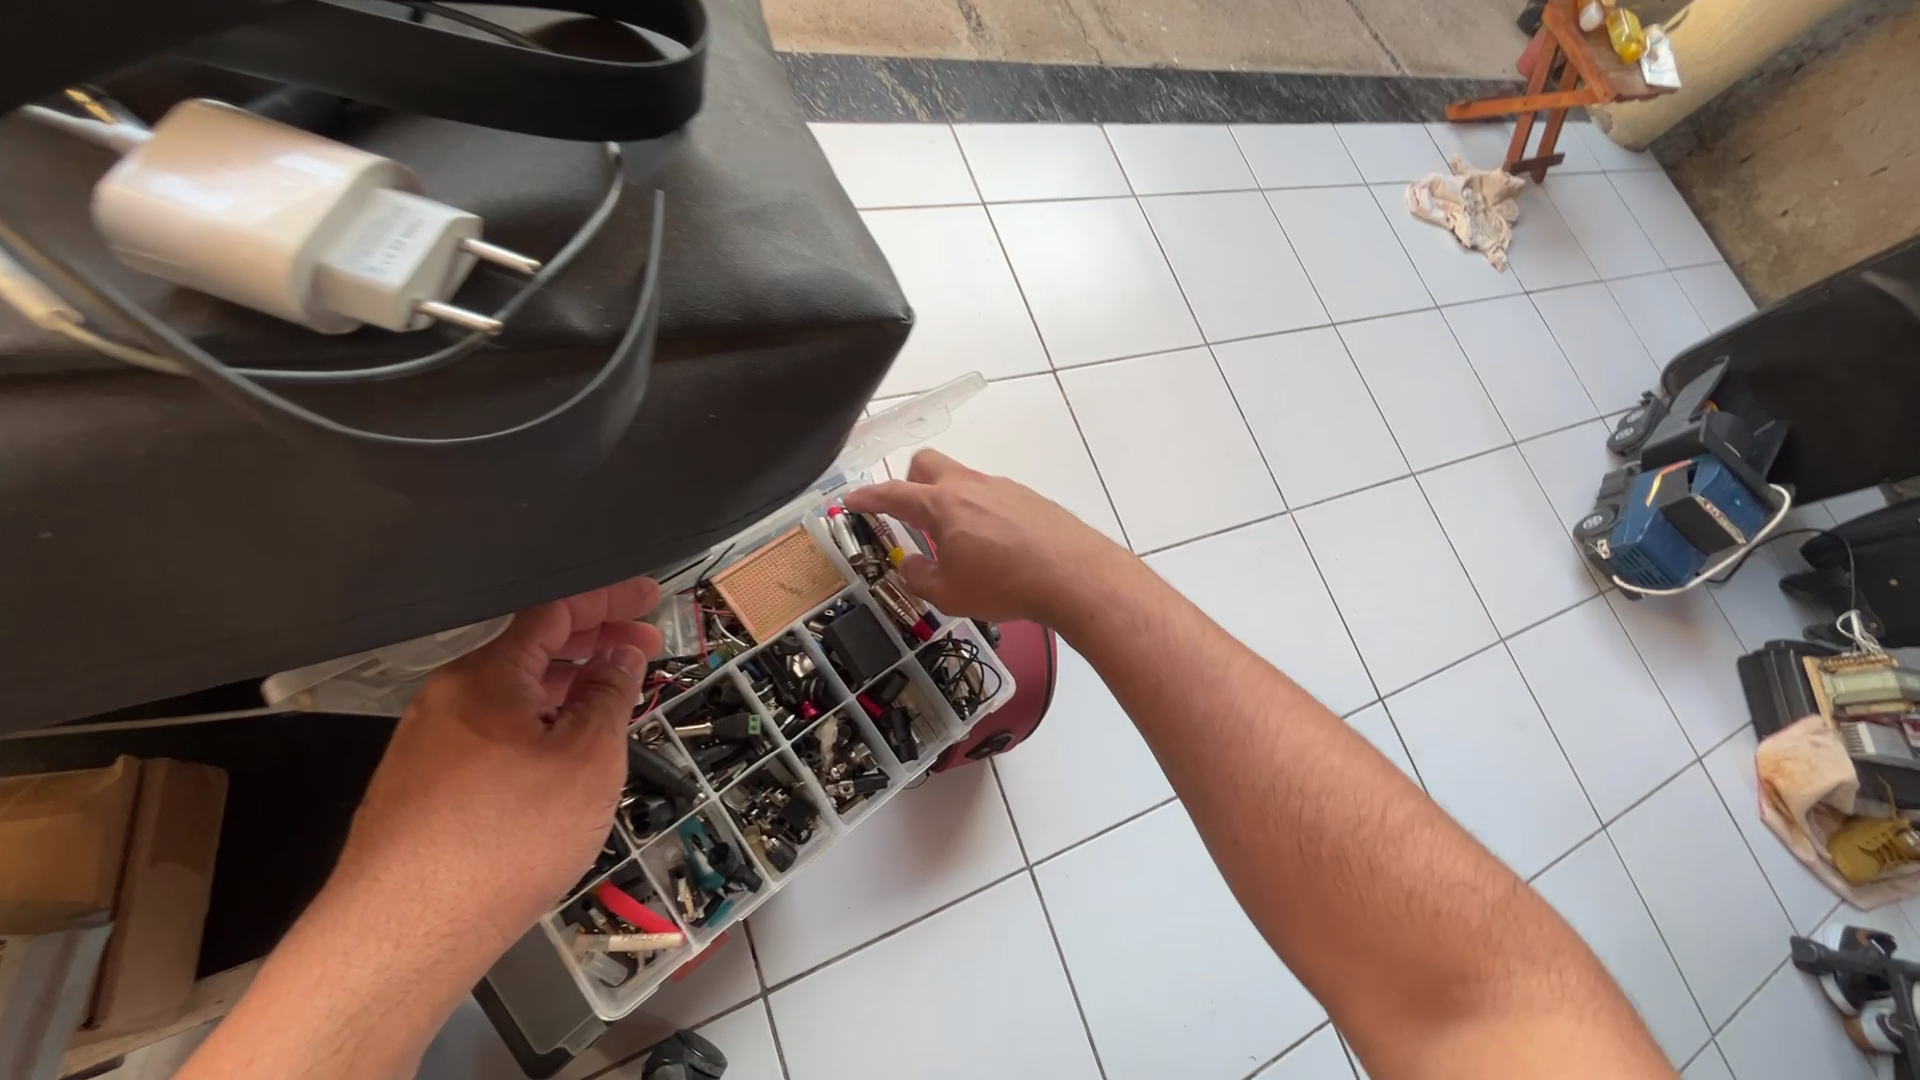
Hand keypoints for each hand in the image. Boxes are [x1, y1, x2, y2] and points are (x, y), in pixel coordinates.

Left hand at [329, 578, 664, 952]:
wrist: (402, 935)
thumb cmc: (506, 837)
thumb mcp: (586, 758)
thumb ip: (609, 696)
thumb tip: (619, 658)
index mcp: (487, 676)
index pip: (555, 612)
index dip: (608, 599)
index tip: (648, 598)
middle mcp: (450, 698)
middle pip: (532, 650)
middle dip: (595, 644)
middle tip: (646, 651)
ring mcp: (430, 744)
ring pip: (514, 696)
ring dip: (570, 689)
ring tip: (614, 705)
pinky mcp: (423, 788)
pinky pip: (495, 733)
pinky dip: (540, 725)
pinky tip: (564, 756)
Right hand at [843, 449, 1130, 626]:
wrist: (1075, 575)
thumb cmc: (1004, 585)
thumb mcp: (950, 593)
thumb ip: (920, 576)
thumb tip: (910, 564)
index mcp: (943, 505)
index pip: (894, 493)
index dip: (868, 497)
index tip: (851, 499)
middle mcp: (971, 486)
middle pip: (928, 464)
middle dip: (911, 483)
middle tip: (912, 517)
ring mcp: (1003, 488)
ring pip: (964, 481)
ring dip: (950, 502)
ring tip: (959, 543)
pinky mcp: (1030, 499)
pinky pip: (993, 497)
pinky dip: (982, 513)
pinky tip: (997, 548)